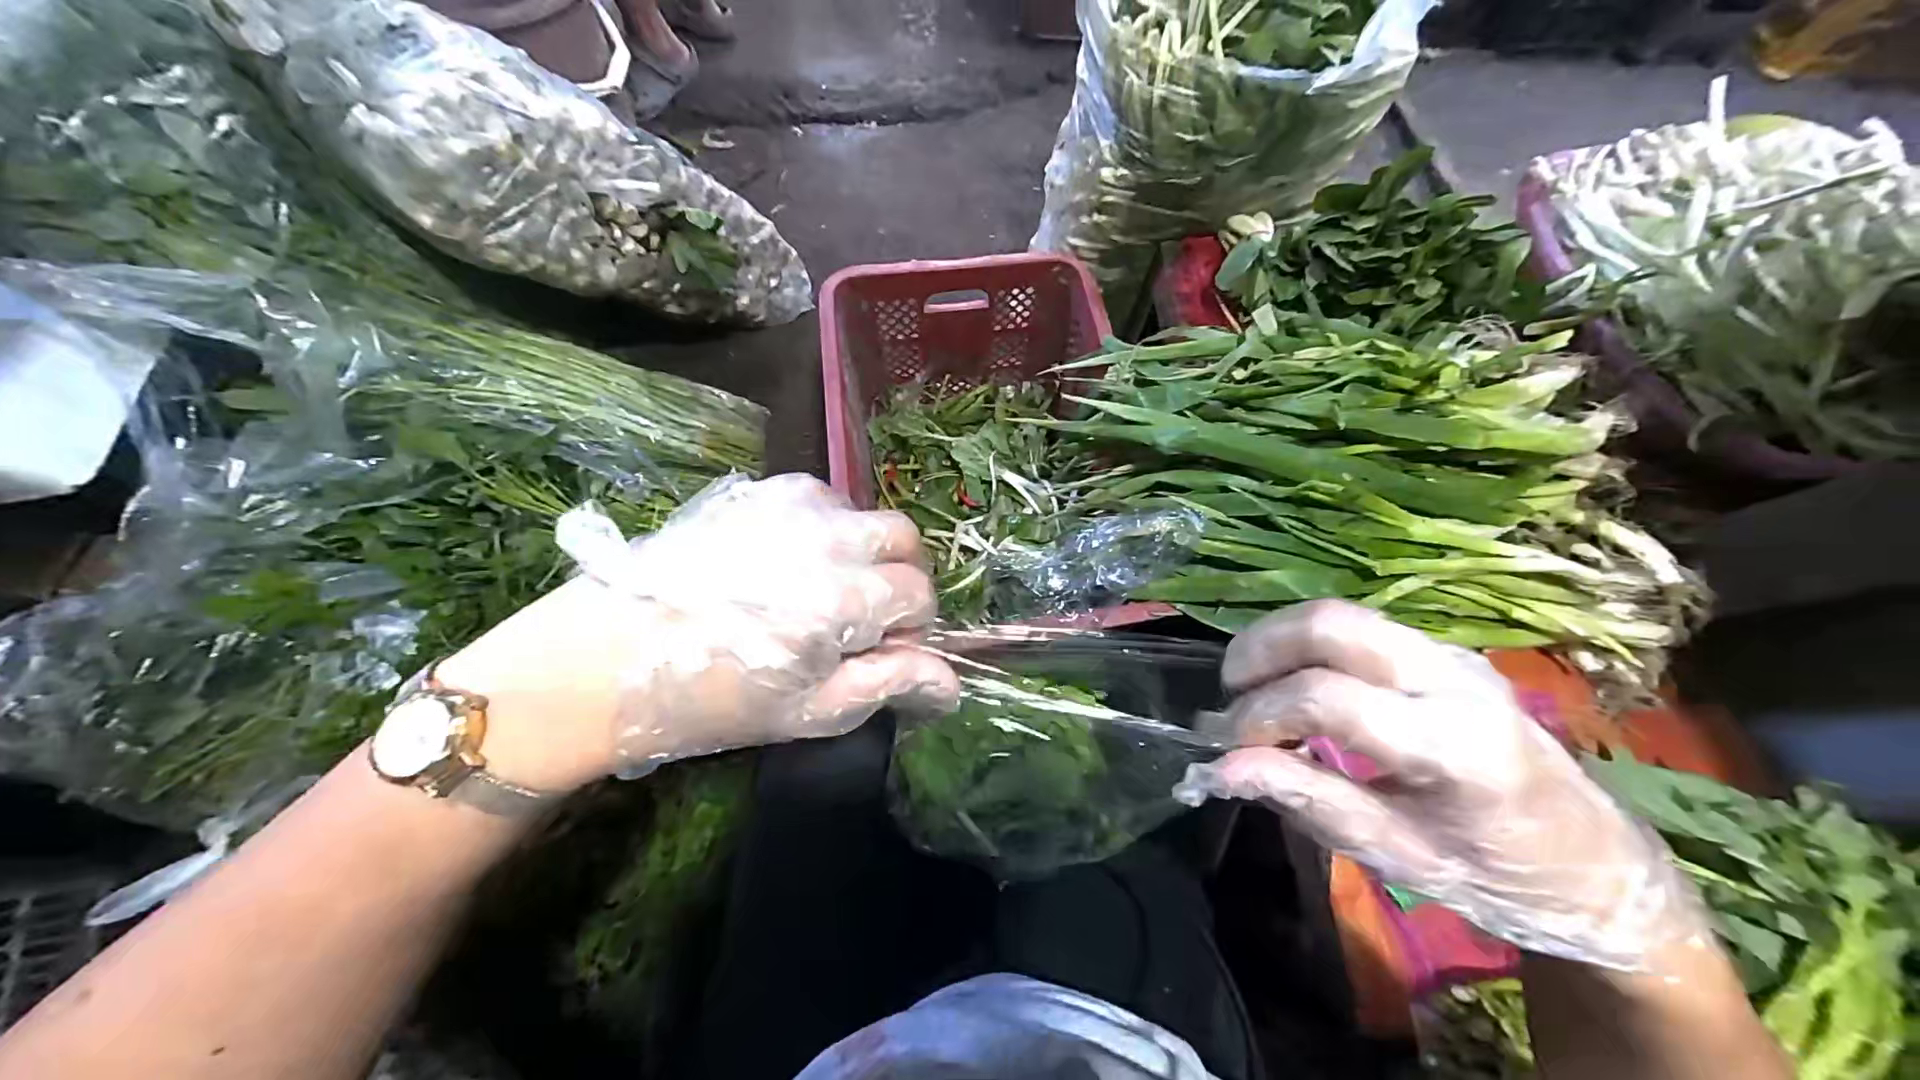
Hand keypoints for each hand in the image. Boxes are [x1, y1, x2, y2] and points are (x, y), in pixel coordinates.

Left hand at [437, 474, 958, 793]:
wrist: (599, 664)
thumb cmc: (711, 700)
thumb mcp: (810, 711)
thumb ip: (889, 685)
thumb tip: (952, 683)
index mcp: (842, 596)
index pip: (919, 594)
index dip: (913, 628)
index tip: (883, 653)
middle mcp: (824, 537)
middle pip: (903, 538)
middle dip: (901, 577)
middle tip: (864, 620)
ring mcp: (786, 507)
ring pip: (861, 515)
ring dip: (862, 551)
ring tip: (822, 592)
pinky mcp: (752, 495)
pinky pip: (816, 500)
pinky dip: (823, 530)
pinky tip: (787, 566)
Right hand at [1174, 600, 1707, 969]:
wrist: (1600, 866)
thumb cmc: (1500, 877)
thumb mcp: (1396, 855)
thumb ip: (1305, 798)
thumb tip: (1219, 768)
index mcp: (1456, 745)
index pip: (1326, 697)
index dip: (1259, 714)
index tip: (1228, 747)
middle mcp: (1455, 679)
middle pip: (1329, 622)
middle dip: (1257, 649)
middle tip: (1229, 696)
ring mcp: (1451, 655)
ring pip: (1338, 613)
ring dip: (1276, 642)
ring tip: (1252, 691)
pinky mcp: (1441, 651)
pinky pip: (1355, 627)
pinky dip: (1304, 647)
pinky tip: (1294, 689)